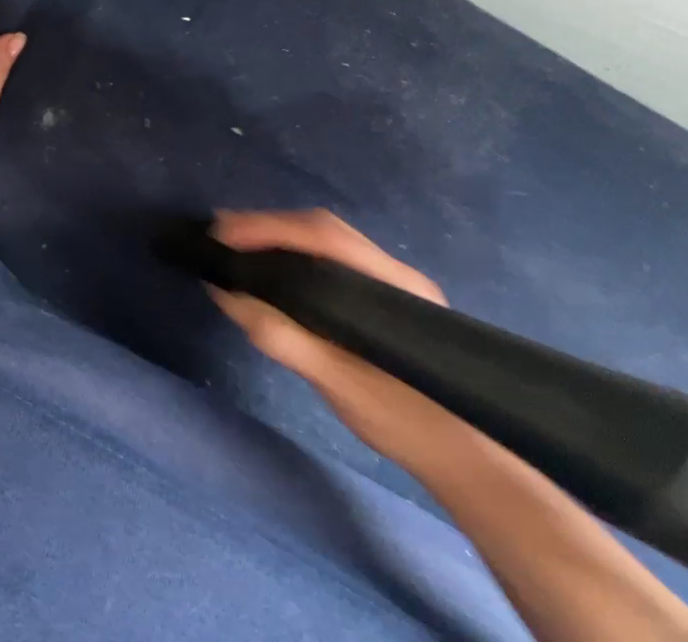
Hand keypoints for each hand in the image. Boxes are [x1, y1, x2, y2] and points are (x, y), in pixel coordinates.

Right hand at [206, 209, 477, 468]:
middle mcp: (394, 275)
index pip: (324, 237)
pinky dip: (293, 260)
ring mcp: (390, 288)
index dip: (269, 228)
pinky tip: (271, 274)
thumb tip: (229, 296)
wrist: (468, 461)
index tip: (223, 234)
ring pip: (327, 246)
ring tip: (234, 249)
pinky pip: (331, 266)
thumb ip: (287, 339)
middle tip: (219, 236)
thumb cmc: (409, 423)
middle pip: (323, 232)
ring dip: (279, 241)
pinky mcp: (381, 305)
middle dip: (268, 227)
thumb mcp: (341, 385)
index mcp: (392, 286)